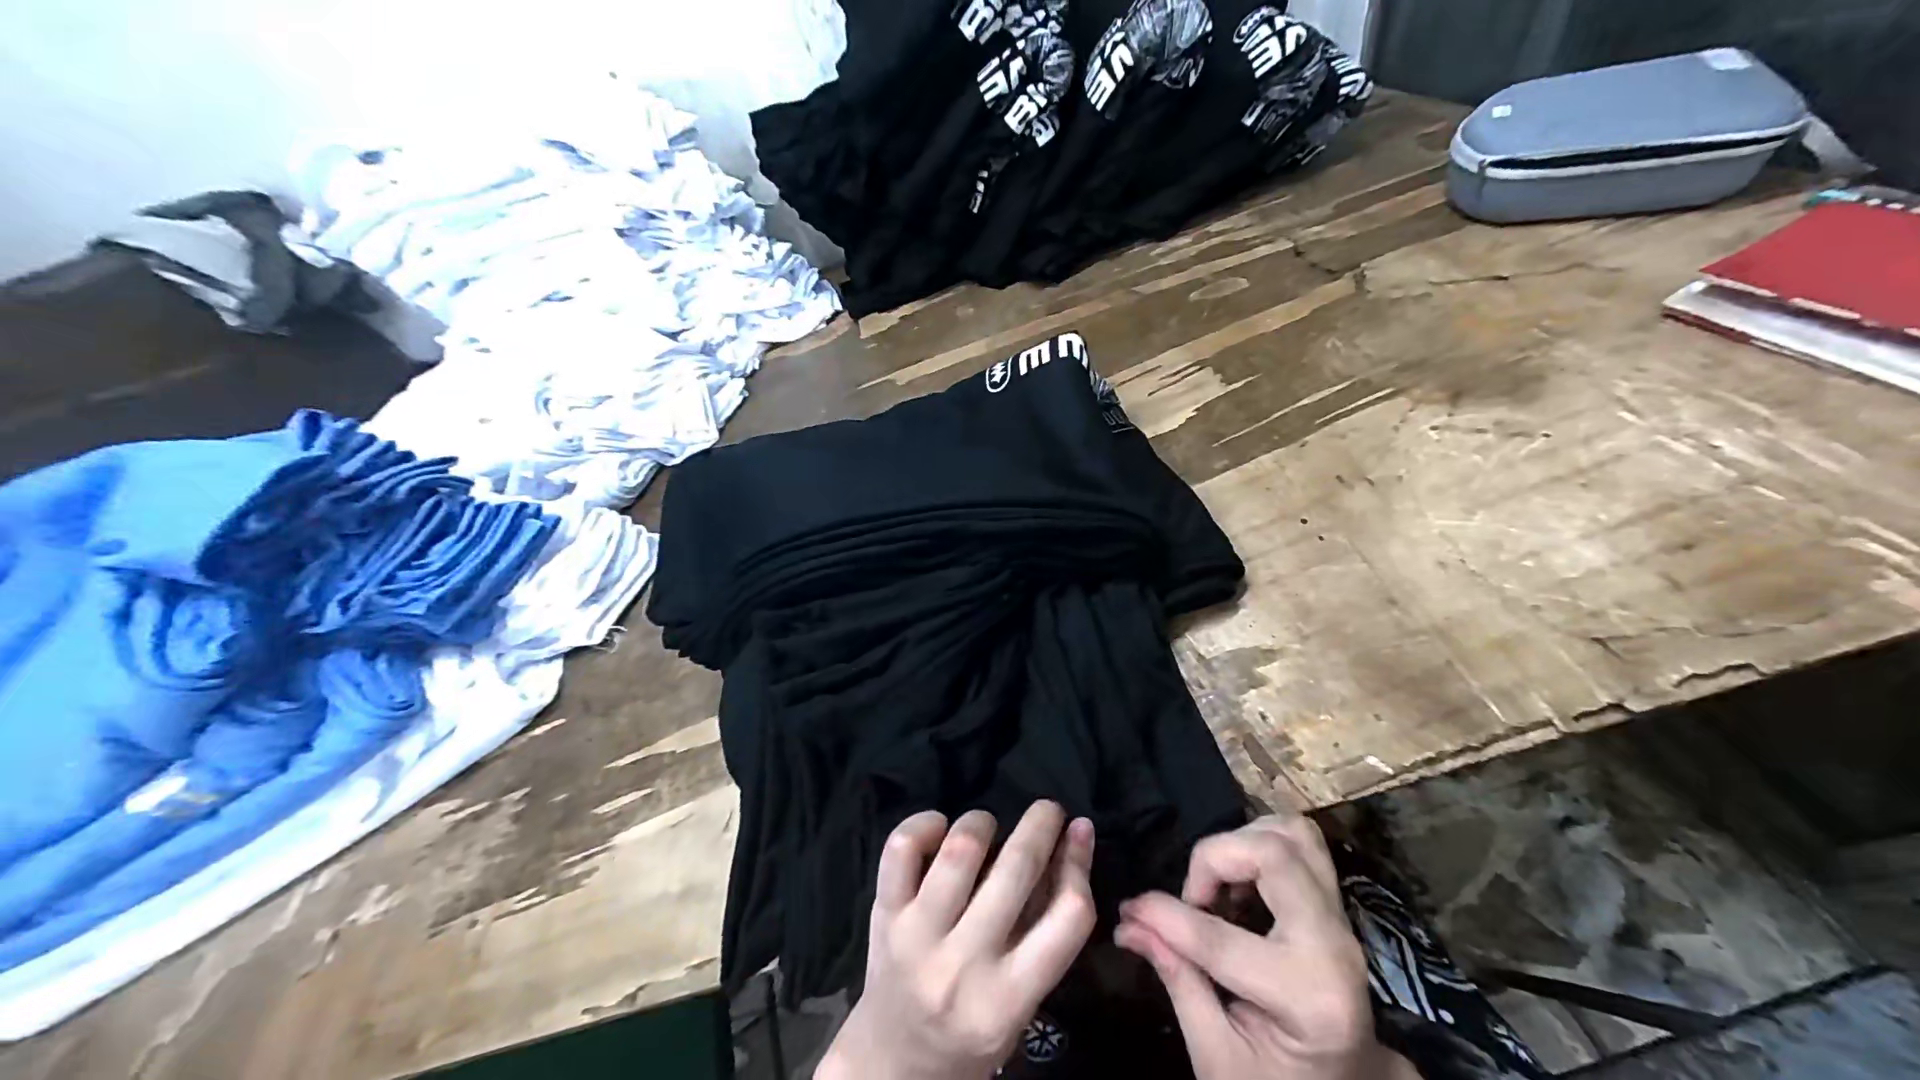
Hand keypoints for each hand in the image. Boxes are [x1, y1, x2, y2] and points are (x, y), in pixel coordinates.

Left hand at [817, 801, 1096, 1079]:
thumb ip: (1048, 922)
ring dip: (983, 822)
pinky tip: (940, 828)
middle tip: (1047, 809)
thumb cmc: (973, 1030)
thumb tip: (1078, 834)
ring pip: (960, 850)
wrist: (893, 1062)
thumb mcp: (1023, 996)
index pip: (1068, 917)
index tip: (1076, 831)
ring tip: (988, 826)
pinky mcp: (883, 915)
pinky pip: (901, 850)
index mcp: (1008, 998)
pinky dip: (924, 824)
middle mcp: (963, 965)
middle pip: (1016, 870)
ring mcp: (917, 936)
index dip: (1079, 863)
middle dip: (1041, 825)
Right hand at [1115, 814, 1418, 1079]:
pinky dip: (1261, 841)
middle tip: (1191, 896)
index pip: (1221, 938)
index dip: (1162, 915)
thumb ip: (1175, 976)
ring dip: (1242, 843)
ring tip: (1217, 883)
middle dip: (1213, 858)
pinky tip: (1239, 878)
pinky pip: (1303, 842)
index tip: (1131, 909)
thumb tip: (1129, 922)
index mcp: (1309, 999)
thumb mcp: (1215, 1053)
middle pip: (1273, 854)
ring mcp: (1342, 921)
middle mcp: (1335, 948)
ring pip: (1292, 835)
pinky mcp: (1337, 905)